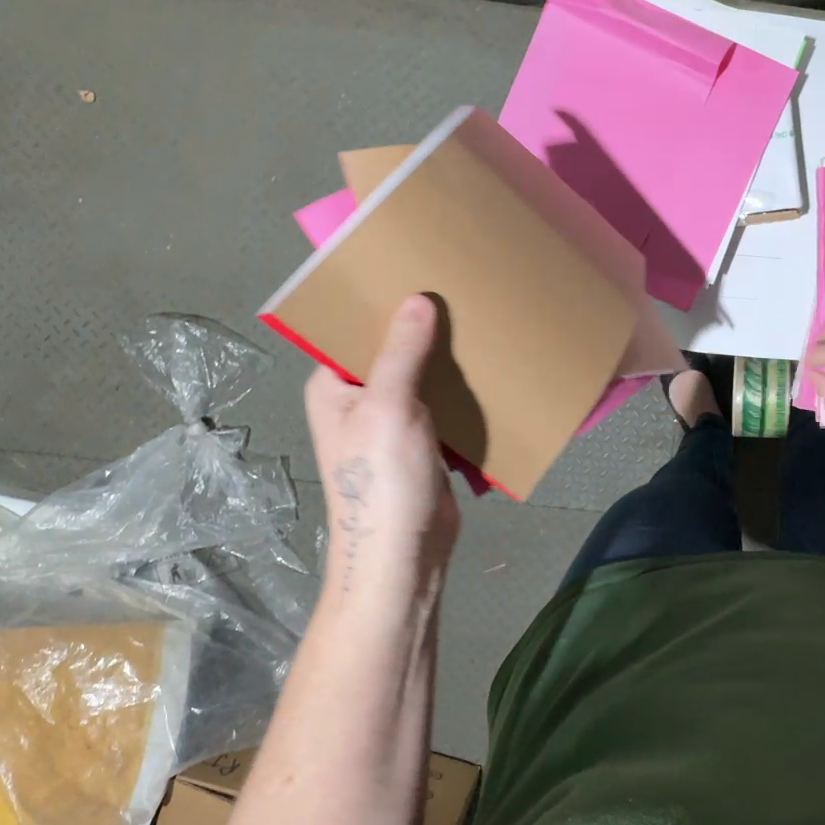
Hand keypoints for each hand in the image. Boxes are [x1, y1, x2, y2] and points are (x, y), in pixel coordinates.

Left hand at [304, 295, 458, 595]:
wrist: (405, 554)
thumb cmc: (382, 479)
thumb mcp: (389, 407)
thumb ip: (402, 352)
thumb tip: (417, 298)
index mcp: (334, 387)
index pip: (352, 331)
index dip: (382, 303)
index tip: (416, 270)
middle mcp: (359, 400)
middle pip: (392, 351)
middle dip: (424, 328)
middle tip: (461, 290)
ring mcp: (393, 422)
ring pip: (422, 377)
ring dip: (448, 359)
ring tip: (482, 320)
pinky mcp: (424, 442)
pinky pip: (443, 404)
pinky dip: (463, 390)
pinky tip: (490, 366)